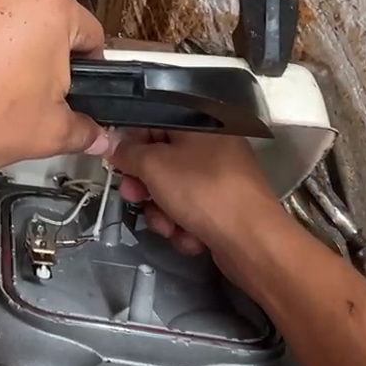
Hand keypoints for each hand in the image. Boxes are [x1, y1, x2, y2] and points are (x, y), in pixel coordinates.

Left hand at [0, 0, 111, 179]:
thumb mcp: (48, 133)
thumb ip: (83, 129)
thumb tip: (95, 135)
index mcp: (51, 5)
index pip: (88, 32)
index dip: (86, 64)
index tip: (75, 81)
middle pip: (41, 14)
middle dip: (38, 46)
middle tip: (24, 86)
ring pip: (1, 6)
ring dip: (1, 32)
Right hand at [107, 129, 275, 254]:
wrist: (254, 243)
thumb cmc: (203, 192)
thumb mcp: (154, 166)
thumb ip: (128, 152)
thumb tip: (111, 144)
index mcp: (200, 123)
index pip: (153, 123)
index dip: (131, 143)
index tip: (117, 164)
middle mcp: (213, 145)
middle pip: (162, 159)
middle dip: (145, 184)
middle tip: (134, 197)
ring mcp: (221, 177)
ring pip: (173, 188)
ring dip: (162, 210)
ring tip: (168, 226)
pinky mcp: (225, 207)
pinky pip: (191, 209)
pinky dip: (184, 224)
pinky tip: (189, 236)